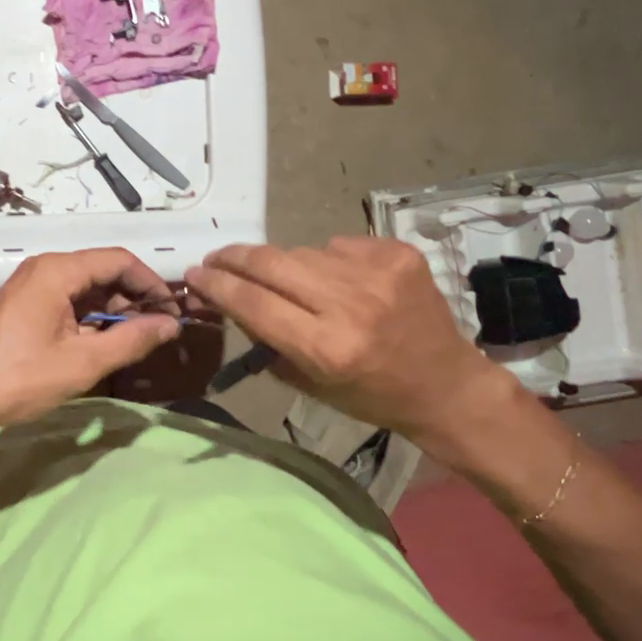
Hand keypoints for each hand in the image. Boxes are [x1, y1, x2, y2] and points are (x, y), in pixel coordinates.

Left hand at [0, 249, 181, 448]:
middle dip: (133, 299)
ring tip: (135, 343)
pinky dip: (89, 320)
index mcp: (56, 271)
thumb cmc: (17, 379)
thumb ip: (130, 340)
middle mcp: (43, 269)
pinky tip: (102, 346)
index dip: (151, 284)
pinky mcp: (21, 307)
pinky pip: (66, 302)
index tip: (174, 312)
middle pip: (102, 272)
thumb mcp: (81, 363)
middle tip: (158, 333)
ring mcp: (29, 287)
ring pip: (85, 289)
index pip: (119, 260)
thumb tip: (170, 325)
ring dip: (112, 312)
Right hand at [184, 237, 514, 452]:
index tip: (194, 274)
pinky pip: (337, 245)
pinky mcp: (397, 254)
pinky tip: (334, 278)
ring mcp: (378, 274)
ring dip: (281, 263)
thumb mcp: (310, 382)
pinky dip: (325, 259)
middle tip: (216, 259)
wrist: (446, 384)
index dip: (217, 285)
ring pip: (302, 251)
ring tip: (280, 278)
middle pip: (272, 264)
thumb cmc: (371, 395)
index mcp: (327, 347)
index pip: (254, 303)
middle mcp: (351, 305)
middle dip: (235, 258)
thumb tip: (231, 300)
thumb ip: (268, 340)